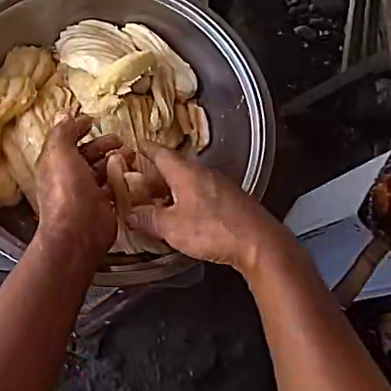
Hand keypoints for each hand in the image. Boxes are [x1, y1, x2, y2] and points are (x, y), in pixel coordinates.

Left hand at [33, 116, 120, 260]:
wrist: (78, 231)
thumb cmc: (67, 190)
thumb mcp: (60, 152)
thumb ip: (64, 132)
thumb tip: (67, 115)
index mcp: (55, 164)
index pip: (67, 142)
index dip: (79, 130)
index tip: (94, 122)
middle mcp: (69, 178)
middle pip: (88, 156)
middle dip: (104, 146)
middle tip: (120, 140)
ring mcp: (87, 194)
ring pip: (103, 172)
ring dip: (117, 161)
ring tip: (130, 154)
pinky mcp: (103, 207)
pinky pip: (114, 189)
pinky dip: (123, 179)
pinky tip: (132, 173)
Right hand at [125, 149, 292, 272]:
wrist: (258, 243)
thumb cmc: (216, 230)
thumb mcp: (171, 228)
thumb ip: (148, 220)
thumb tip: (132, 216)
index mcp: (186, 173)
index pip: (160, 153)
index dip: (145, 150)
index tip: (136, 147)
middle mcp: (205, 174)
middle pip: (175, 167)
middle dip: (157, 175)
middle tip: (140, 184)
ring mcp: (221, 187)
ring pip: (191, 182)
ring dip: (174, 190)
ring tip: (160, 205)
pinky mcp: (232, 202)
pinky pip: (205, 195)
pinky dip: (191, 201)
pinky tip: (187, 218)